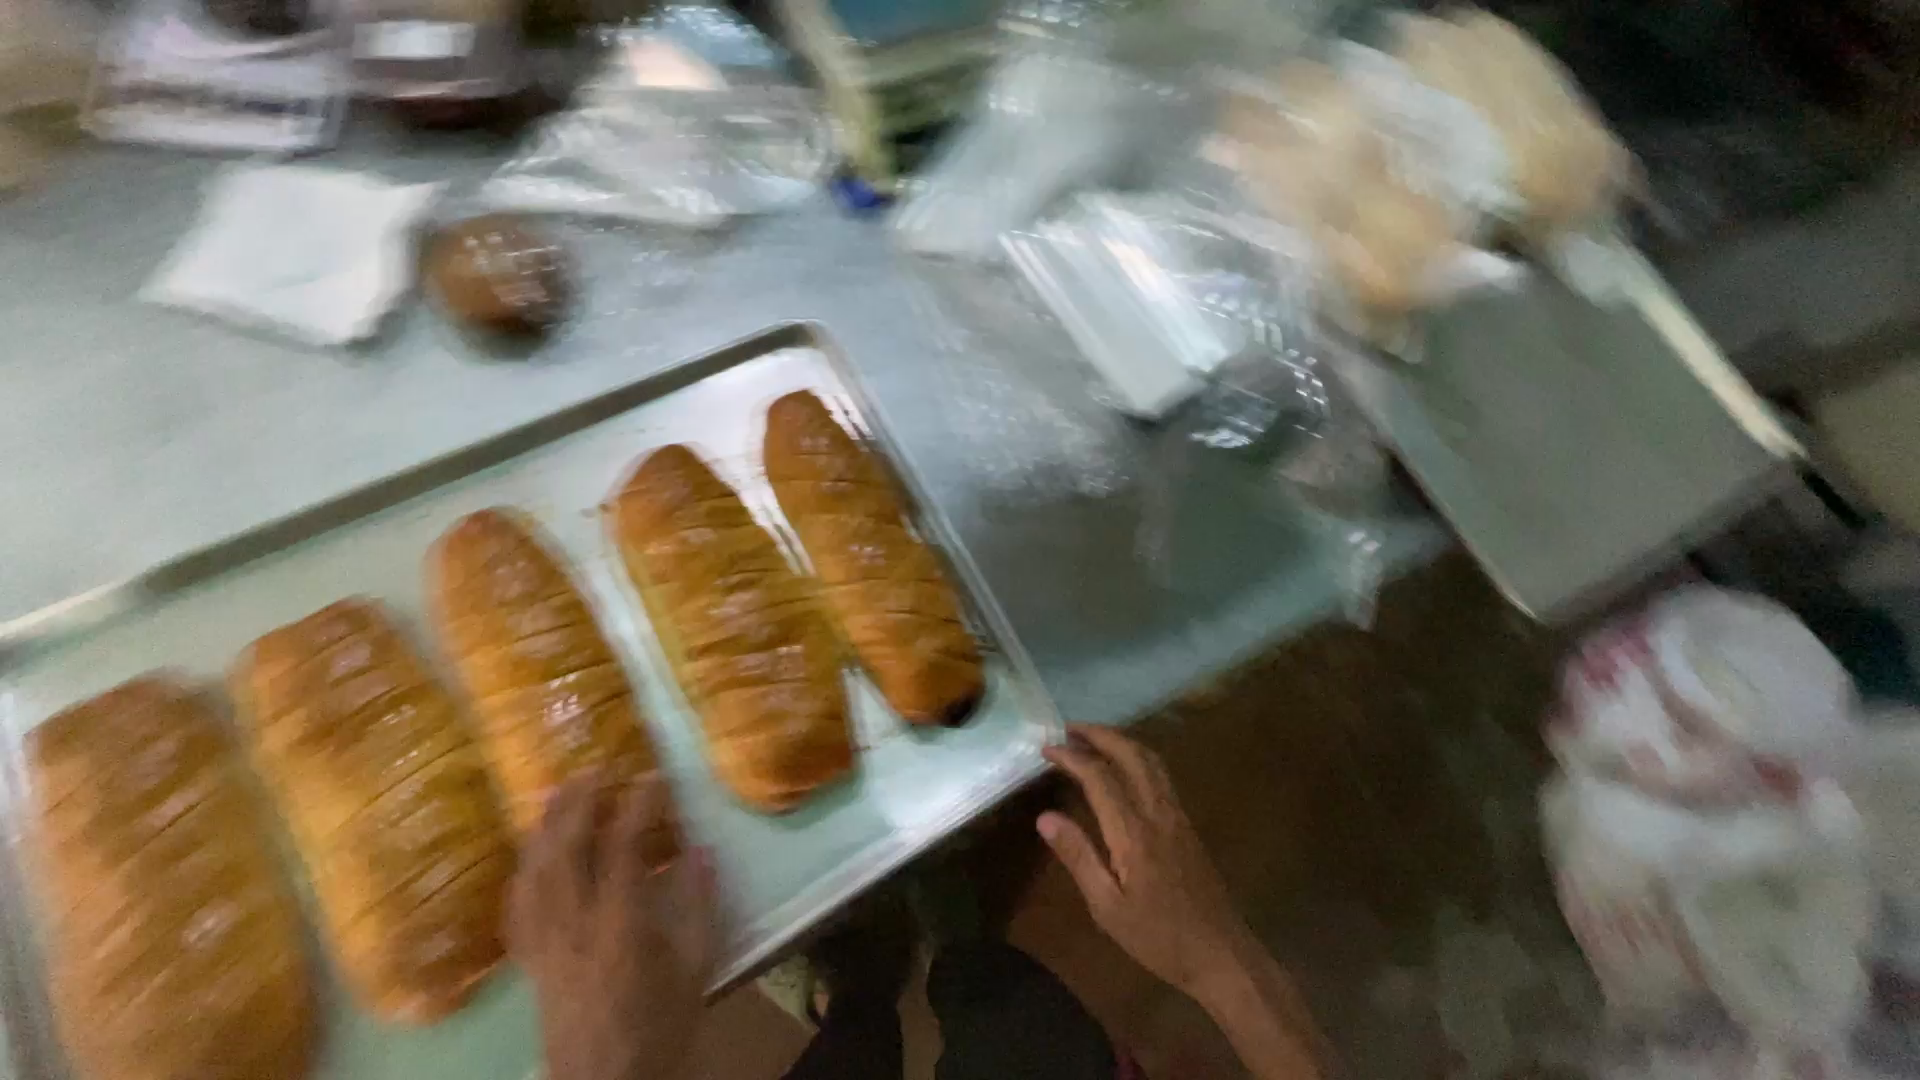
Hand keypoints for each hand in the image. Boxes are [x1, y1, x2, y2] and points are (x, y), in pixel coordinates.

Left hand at [510, 774, 714, 1079]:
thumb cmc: (661, 1027)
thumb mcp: (697, 967)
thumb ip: (698, 906)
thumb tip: (700, 850)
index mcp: (620, 925)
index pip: (623, 847)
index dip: (637, 805)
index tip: (652, 776)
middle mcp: (574, 926)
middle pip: (565, 851)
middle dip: (578, 803)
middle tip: (596, 767)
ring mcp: (546, 944)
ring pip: (535, 872)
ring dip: (545, 826)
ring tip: (557, 790)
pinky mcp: (531, 963)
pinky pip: (517, 907)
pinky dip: (524, 870)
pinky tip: (531, 853)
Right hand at [1038, 725, 1254, 998]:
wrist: (1221, 954)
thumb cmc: (1158, 937)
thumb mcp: (1107, 907)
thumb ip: (1078, 857)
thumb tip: (1045, 817)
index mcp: (1133, 832)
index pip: (1099, 777)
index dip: (1071, 756)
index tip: (1047, 747)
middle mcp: (1157, 812)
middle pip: (1131, 754)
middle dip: (1099, 734)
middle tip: (1069, 728)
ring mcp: (1177, 815)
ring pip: (1150, 760)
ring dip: (1120, 741)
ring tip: (1093, 738)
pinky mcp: (1187, 823)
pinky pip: (1161, 775)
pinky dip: (1137, 757)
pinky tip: (1124, 766)